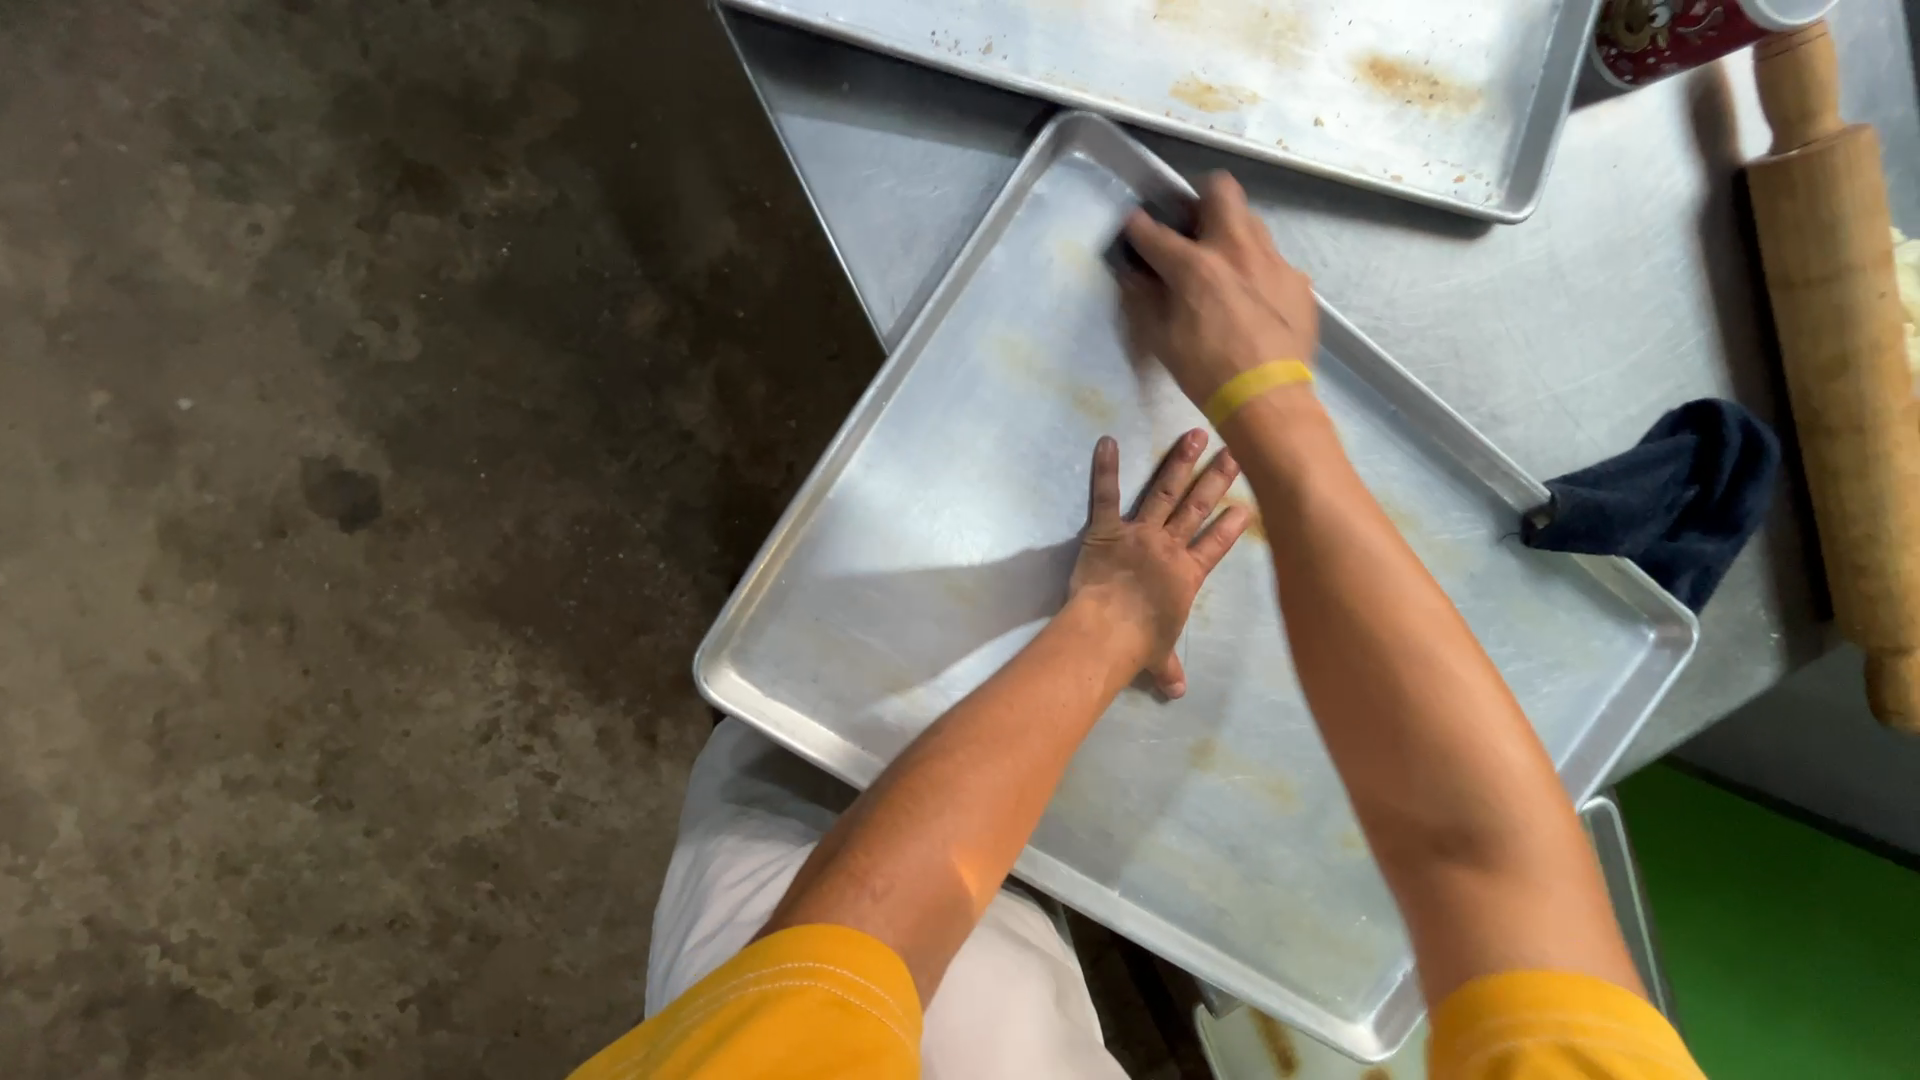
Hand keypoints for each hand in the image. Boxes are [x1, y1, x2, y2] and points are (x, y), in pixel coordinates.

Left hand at [1068, 430, 1250, 697]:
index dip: (1231, 525)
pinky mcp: (1105, 530)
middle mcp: (1168, 547)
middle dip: (1217, 478)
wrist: (1108, 632)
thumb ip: (1169, 668)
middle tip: (1235, 451)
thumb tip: (1177, 692)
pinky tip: (1107, 441)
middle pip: (1197, 507)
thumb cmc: (1137, 644)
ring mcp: (1139, 535)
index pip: (1215, 545)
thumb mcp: (1159, 656)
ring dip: (1179, 462)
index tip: (1246, 505)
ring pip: (1163, 493)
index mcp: (1187, 575)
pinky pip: (1105, 495)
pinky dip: (1105, 469)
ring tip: (1194, 434)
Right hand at [1121, 173, 1318, 411]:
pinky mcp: (1297, 280)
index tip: (1133, 227)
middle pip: (1220, 190)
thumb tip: (1134, 275)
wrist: (1267, 397)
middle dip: (1199, 198)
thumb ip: (1144, 300)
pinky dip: (1255, 270)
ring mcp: (1274, 261)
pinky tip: (1251, 299)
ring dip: (1230, 232)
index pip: (1154, 232)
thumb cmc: (1206, 372)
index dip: (1137, 227)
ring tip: (1222, 263)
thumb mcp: (1161, 341)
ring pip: (1251, 222)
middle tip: (1190, 225)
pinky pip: (1272, 260)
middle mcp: (1237, 249)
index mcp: (1195, 265)